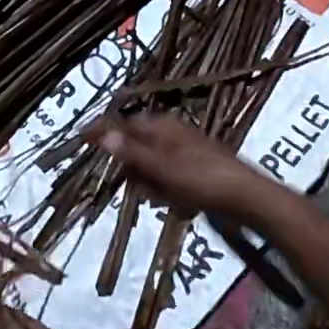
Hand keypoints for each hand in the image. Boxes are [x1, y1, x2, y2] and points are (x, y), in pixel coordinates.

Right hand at [91, 113, 277, 215]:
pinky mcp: (193, 171)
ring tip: (169, 199)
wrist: (248, 199)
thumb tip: (104, 136)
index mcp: (162, 126)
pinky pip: (167, 181)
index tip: (80, 139)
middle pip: (135, 150)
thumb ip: (132, 154)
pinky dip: (168, 193)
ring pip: (150, 169)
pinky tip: (181, 205)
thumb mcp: (162, 169)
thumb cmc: (203, 179)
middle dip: (135, 173)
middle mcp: (170, 134)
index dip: (102, 132)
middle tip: (147, 190)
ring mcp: (183, 152)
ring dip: (153, 187)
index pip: (123, 124)